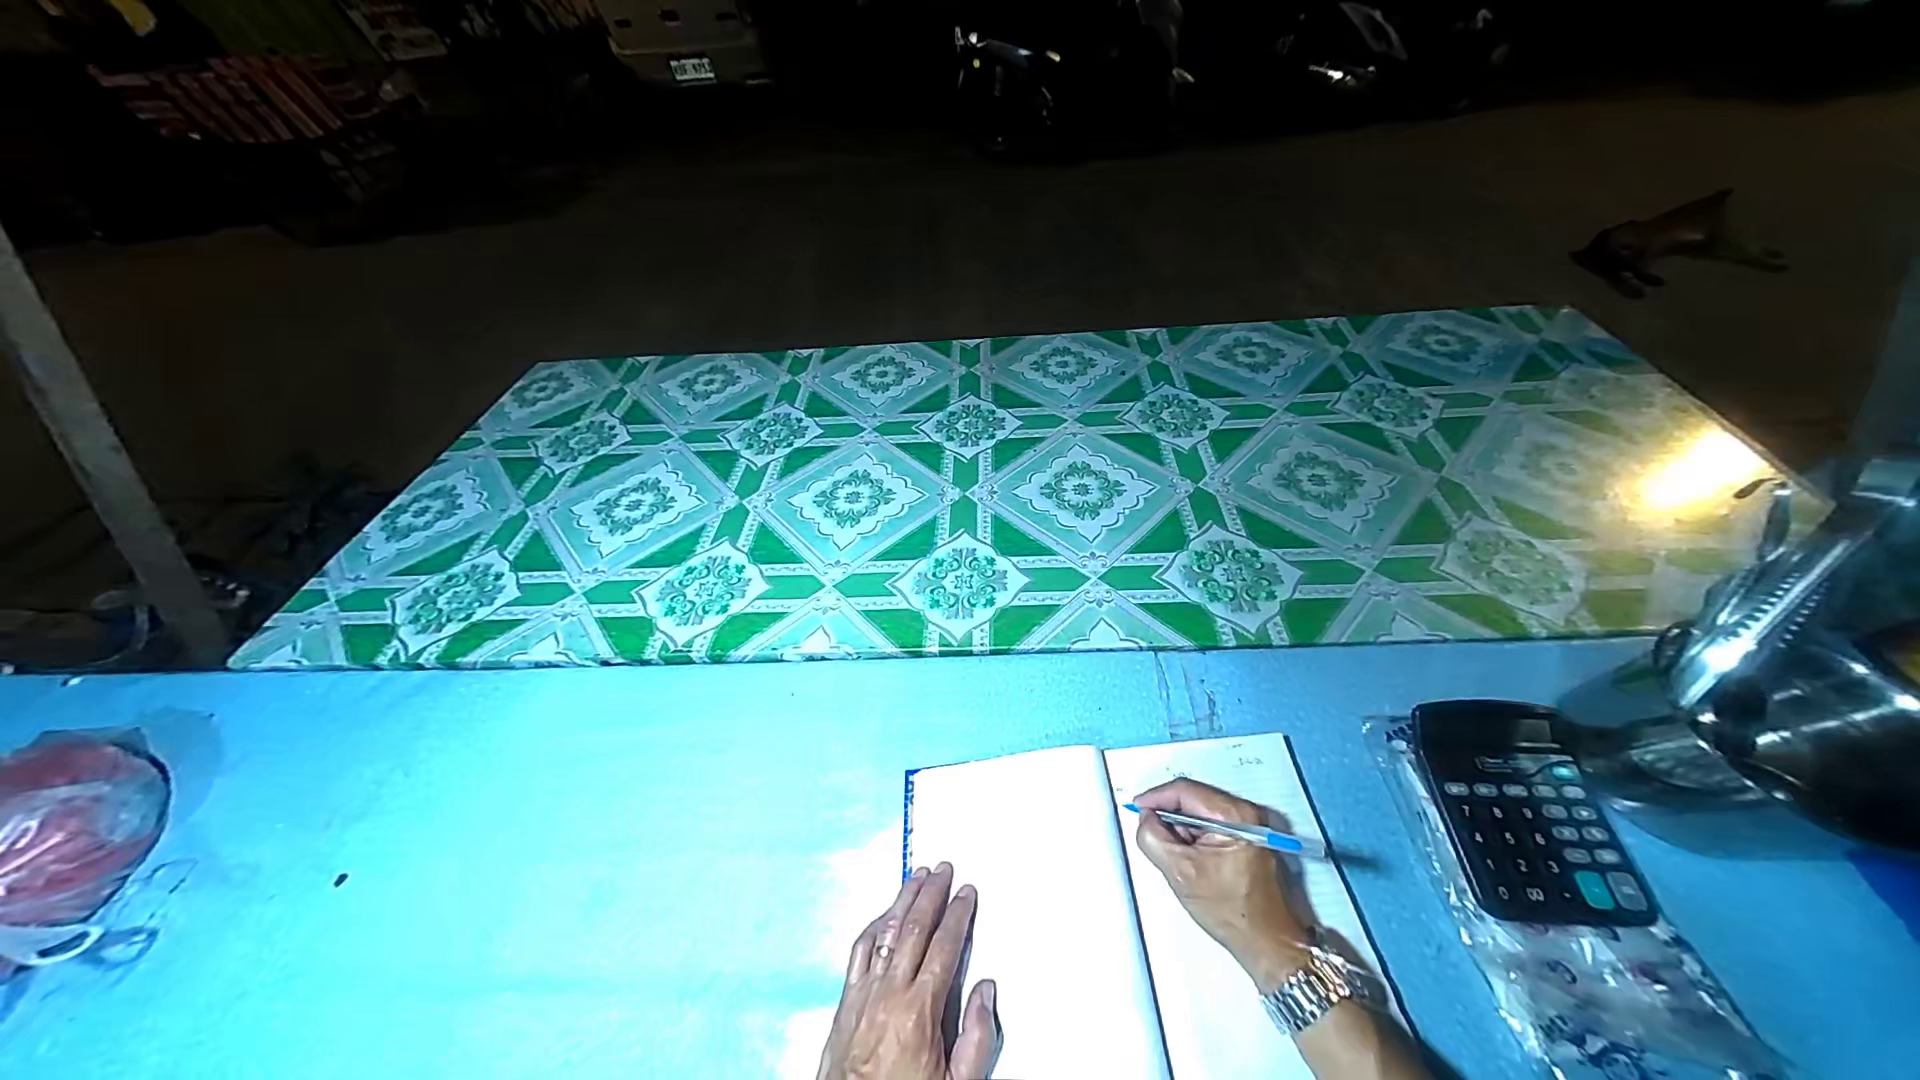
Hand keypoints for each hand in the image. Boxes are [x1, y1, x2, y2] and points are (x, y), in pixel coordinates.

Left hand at [817, 863, 998, 1079]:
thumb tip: (986, 990)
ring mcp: (864, 994)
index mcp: (920, 1010)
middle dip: (932, 893)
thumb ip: (978, 1039)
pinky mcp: (845, 1001)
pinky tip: (883, 915)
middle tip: (943, 869)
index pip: (945, 946)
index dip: (958, 915)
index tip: (966, 893)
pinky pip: (859, 951)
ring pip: (886, 931)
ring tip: (916, 876)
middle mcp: (890, 993)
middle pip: (914, 928)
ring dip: (903, 899)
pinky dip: (874, 926)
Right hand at [1132, 778, 1310, 992]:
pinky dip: (1194, 834)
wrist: (1267, 942)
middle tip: (1155, 837)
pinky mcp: (1248, 836)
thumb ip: (1152, 836)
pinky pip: (1210, 823)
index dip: (1155, 797)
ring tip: (1178, 856)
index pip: (1183, 790)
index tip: (1138, 808)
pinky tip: (1192, 858)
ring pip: (1199, 810)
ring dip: (1181, 826)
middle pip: (1192, 797)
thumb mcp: (1179, 872)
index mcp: (1233, 816)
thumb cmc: (1230, 911)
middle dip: (1168, 814)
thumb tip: (1146, 817)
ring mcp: (1250, 823)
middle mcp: (1245, 812)